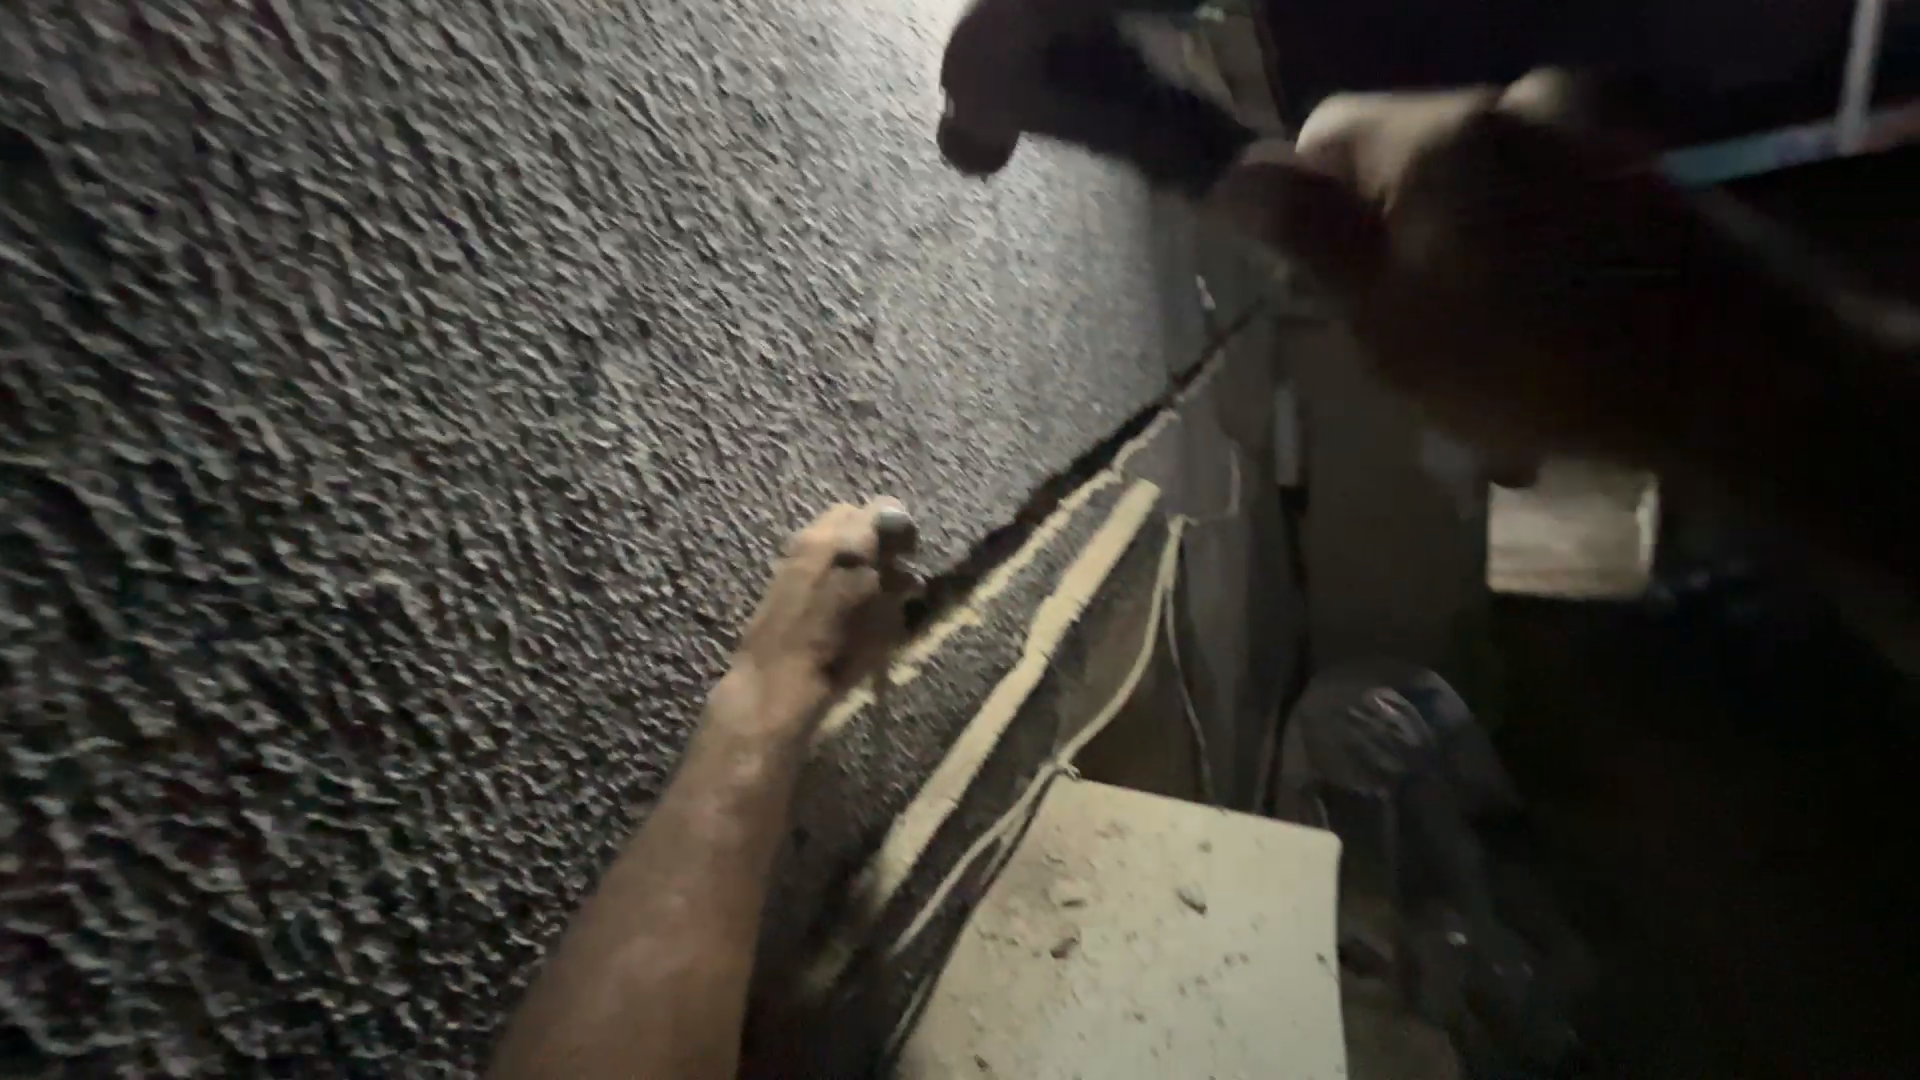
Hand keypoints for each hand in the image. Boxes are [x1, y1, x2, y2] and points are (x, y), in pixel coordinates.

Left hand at [733, 498, 918, 720]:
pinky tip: (837, 586)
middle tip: (886, 561)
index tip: (908, 552)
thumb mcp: (883, 622)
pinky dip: (829, 557)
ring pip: (828, 528)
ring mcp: (794, 550)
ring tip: (861, 575)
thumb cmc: (839, 655)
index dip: (902, 528)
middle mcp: (819, 536)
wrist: (776, 679)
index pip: (885, 508)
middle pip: (852, 512)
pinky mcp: (778, 568)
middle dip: (872, 530)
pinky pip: (811, 547)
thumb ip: (896, 587)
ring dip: (848, 543)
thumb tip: (906, 575)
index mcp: (851, 544)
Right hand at [1204, 72, 1838, 480]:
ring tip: (1466, 330)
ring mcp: (1581, 128)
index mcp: (1437, 138)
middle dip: (1376, 231)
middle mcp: (1510, 105)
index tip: (1321, 278)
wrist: (1727, 382)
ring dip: (1440, 242)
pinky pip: (1524, 190)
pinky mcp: (1628, 164)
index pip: (1323, 132)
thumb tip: (1228, 175)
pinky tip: (1527, 311)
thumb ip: (1307, 237)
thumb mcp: (1383, 316)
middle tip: (1392, 323)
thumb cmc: (1522, 361)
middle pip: (1394, 157)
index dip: (1306, 204)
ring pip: (1459, 180)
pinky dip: (1503, 241)